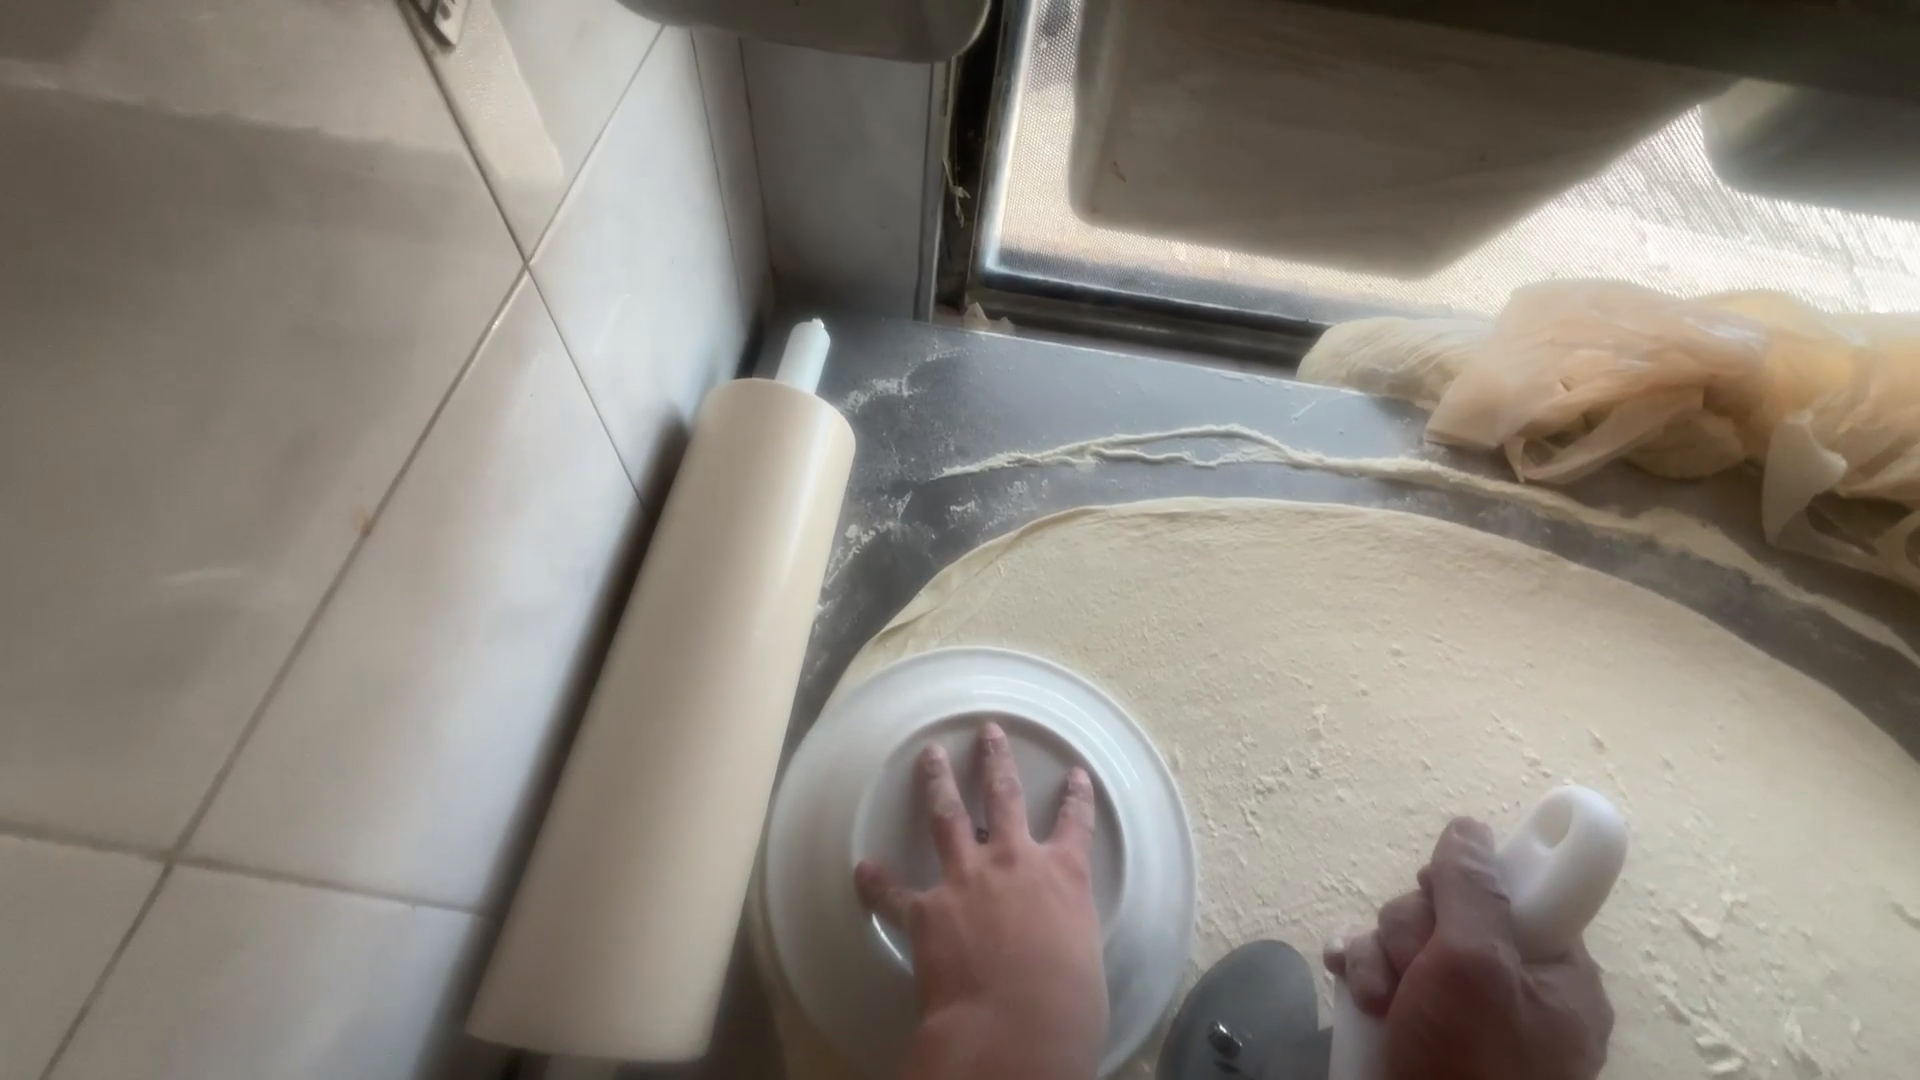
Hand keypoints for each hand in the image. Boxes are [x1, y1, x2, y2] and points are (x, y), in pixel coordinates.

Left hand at [853, 722, 1107, 1079]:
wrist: (1014, 1029)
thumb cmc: (1066, 1008)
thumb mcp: (1084, 962)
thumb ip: (1067, 936)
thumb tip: (1058, 949)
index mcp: (1062, 876)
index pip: (1075, 824)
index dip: (1077, 798)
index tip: (1075, 775)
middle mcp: (1014, 861)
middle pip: (1005, 795)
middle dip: (995, 759)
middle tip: (987, 732)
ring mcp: (968, 878)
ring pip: (949, 814)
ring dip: (938, 782)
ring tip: (929, 756)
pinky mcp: (929, 908)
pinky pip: (895, 892)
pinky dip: (878, 882)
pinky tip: (864, 869)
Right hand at [1325, 818, 1613, 1079]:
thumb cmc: (1469, 1065)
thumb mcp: (1473, 970)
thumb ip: (1471, 893)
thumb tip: (1471, 826)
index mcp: (1553, 973)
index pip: (1519, 889)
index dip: (1471, 880)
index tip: (1441, 892)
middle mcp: (1511, 984)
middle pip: (1445, 909)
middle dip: (1408, 931)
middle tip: (1412, 969)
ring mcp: (1461, 1005)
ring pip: (1405, 936)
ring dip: (1378, 957)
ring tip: (1379, 1001)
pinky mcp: (1417, 1018)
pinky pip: (1380, 965)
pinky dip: (1361, 970)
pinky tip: (1349, 983)